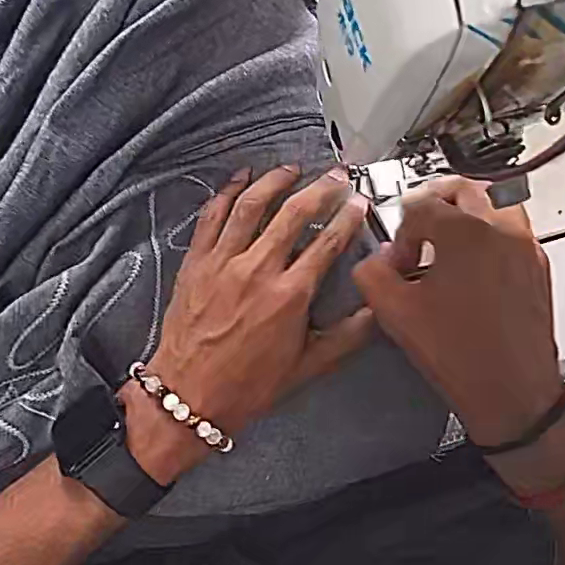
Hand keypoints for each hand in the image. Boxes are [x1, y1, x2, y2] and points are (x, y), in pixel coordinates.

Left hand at [124, 165, 376, 482]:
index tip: (357, 203)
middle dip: (319, 189)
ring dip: (274, 182)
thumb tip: (375, 313)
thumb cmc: (246, 386)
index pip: (326, 243)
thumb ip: (346, 337)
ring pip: (251, 206)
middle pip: (293, 214)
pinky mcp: (196, 262)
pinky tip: (239, 180)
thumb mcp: (306, 367)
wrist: (188, 395)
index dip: (347, 217)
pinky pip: (212, 217)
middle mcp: (257, 271)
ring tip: (291, 169)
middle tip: (333, 177)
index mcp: (289, 296)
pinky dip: (226, 193)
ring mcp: (223, 262)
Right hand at [351, 177, 564, 447]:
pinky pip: (511, 230)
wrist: (511, 392)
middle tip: (417, 224)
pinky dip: (488, 232)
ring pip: (494, 202)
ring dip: (465, 212)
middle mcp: (501, 231)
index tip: (398, 256)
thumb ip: (372, 273)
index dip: (400, 229)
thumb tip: (374, 261)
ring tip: (445, 238)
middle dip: (433, 202)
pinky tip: (470, 264)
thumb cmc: (462, 356)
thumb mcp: (395, 312)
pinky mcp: (537, 267)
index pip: (420, 204)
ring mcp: (524, 247)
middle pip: (463, 188)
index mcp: (464, 234)